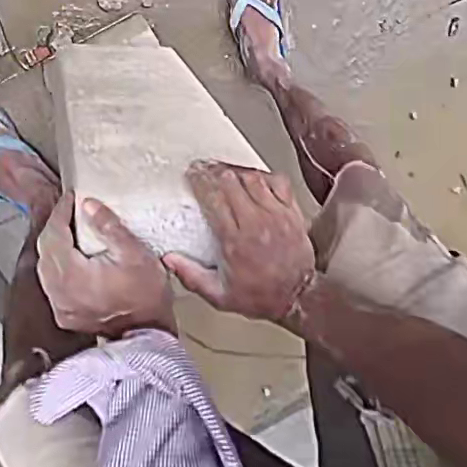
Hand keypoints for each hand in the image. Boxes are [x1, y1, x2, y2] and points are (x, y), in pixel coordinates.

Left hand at [36, 191, 175, 336]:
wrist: (150, 337)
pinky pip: (52, 282)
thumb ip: (109, 225)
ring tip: (69, 227)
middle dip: (55, 225)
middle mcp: (58, 292)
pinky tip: (70, 255)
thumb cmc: (146, 295)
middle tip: (69, 208)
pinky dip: (57, 264)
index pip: (55, 233)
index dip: (61, 211)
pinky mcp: (66, 315)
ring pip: (45, 266)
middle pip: (45, 249)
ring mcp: (60, 306)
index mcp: (71, 275)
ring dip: (54, 244)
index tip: (71, 196)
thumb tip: (88, 204)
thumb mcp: (134, 252)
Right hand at [165, 161, 316, 324]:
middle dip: (213, 171)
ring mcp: (276, 216)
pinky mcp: (292, 213)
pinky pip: (279, 183)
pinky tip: (254, 178)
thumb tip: (168, 258)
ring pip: (253, 178)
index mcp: (235, 241)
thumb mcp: (219, 295)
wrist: (298, 298)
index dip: (200, 181)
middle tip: (204, 168)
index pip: (213, 198)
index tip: (191, 175)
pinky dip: (264, 176)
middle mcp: (256, 224)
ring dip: (236, 171)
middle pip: (231, 182)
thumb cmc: (259, 296)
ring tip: (225, 170)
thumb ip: (191, 275)